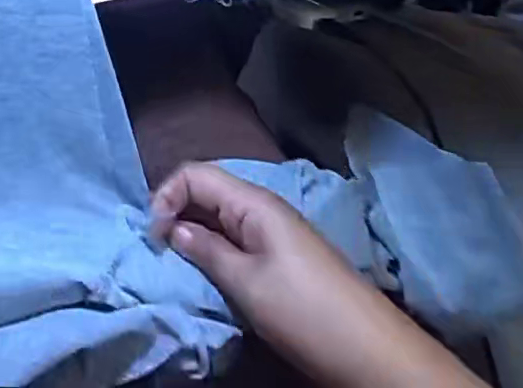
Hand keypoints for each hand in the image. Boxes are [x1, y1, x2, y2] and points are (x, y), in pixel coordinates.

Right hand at [150, 163, 485, 387]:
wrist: (368, 348)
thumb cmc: (304, 310)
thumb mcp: (247, 283)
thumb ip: (207, 250)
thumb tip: (174, 228)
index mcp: (253, 201)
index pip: (196, 173)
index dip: (167, 195)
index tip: (153, 235)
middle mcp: (260, 205)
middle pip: (206, 188)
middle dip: (176, 208)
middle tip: (157, 247)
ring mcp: (271, 228)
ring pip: (218, 212)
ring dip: (192, 227)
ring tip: (173, 258)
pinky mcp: (277, 252)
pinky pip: (233, 233)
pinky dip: (211, 243)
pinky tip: (203, 266)